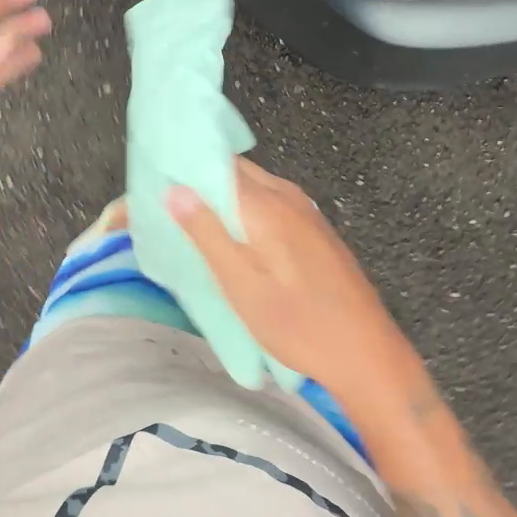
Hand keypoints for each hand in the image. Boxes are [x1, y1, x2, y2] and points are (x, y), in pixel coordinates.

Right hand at [166, 158, 420, 399]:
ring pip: (253, 187)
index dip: (182, 167)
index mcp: (267, 204)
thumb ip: (208, 234)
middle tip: (163, 207)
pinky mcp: (314, 229)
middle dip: (198, 181)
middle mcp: (288, 196)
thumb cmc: (298, 325)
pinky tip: (231, 239)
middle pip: (234, 171)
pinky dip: (244, 210)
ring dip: (221, 197)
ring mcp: (305, 211)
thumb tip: (174, 189)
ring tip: (189, 223)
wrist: (366, 353)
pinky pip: (269, 203)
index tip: (151, 181)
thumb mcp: (242, 286)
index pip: (216, 163)